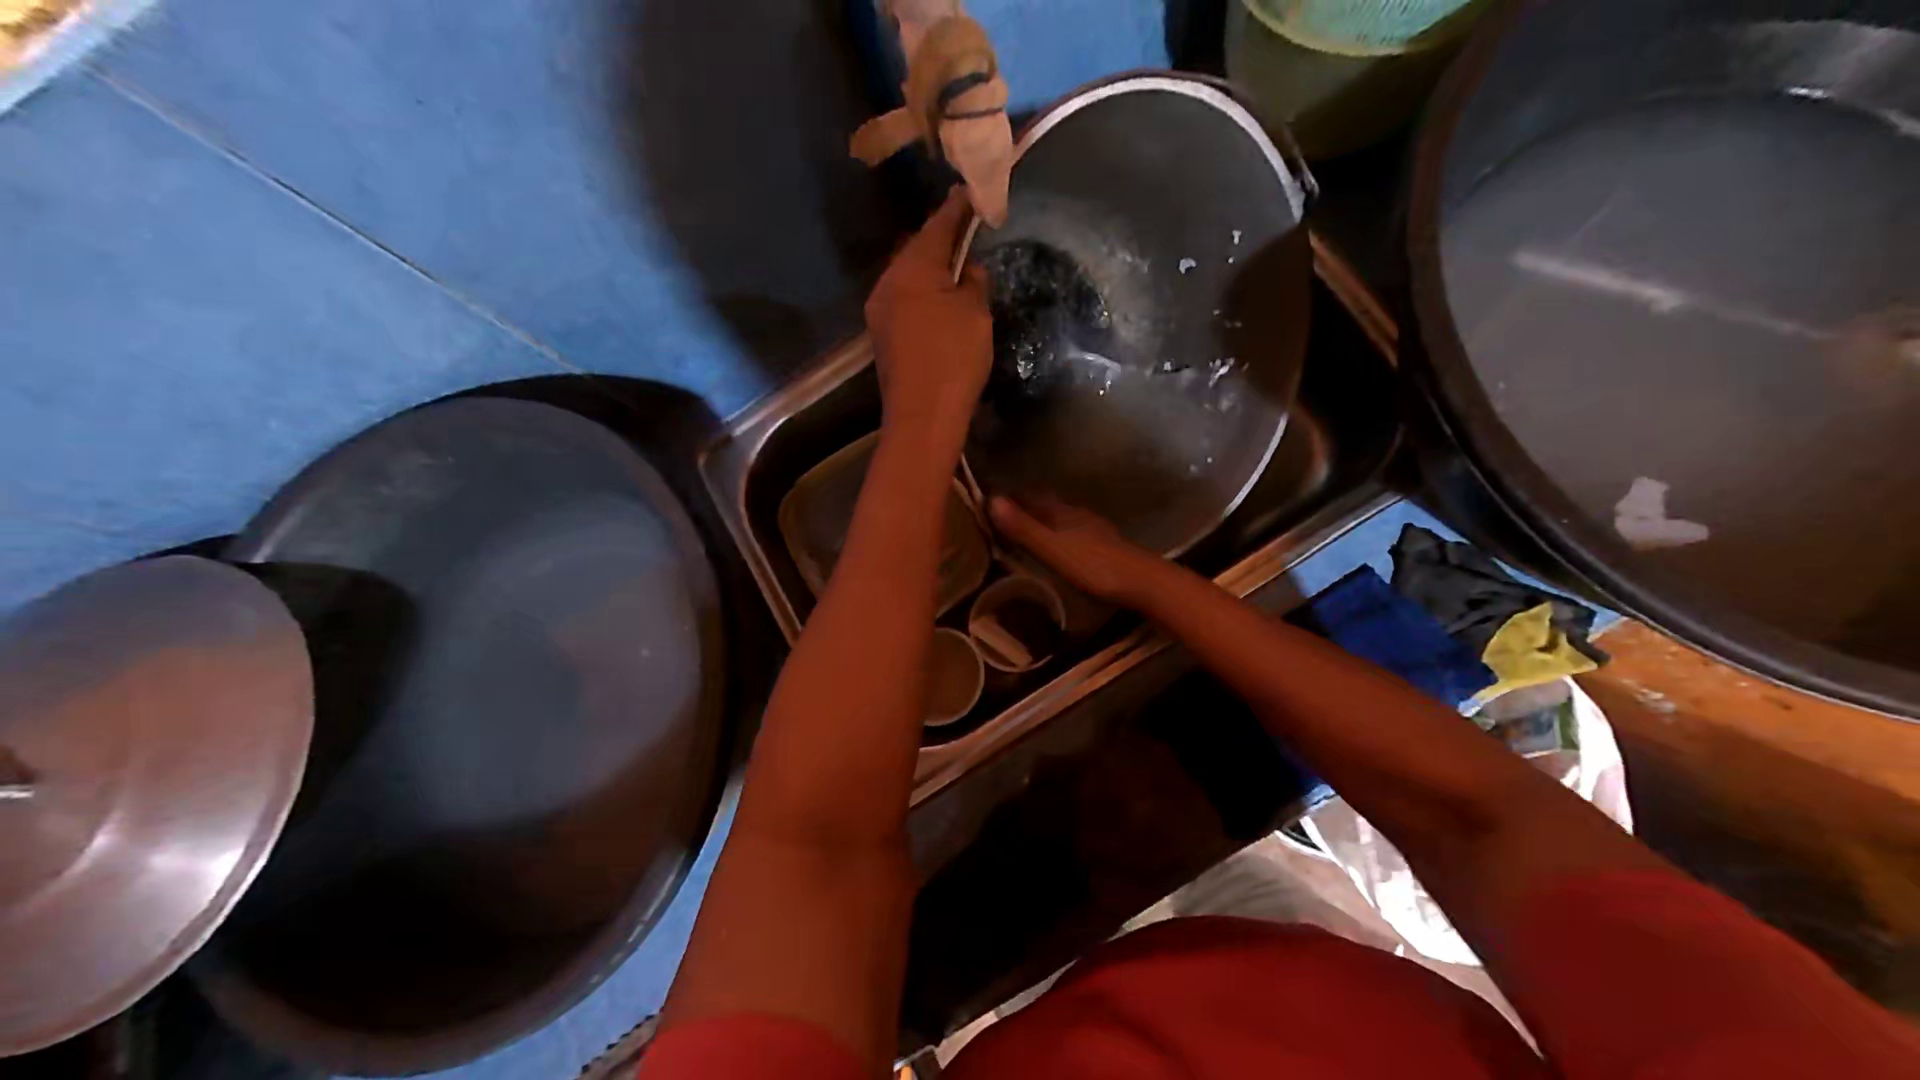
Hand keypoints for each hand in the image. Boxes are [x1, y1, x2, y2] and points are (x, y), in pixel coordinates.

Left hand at [865, 192, 992, 437]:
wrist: (922, 416)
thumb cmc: (954, 359)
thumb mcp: (975, 312)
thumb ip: (973, 281)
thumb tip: (968, 269)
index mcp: (912, 268)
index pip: (938, 225)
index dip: (958, 208)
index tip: (973, 192)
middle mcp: (888, 281)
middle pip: (918, 248)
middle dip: (943, 238)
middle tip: (969, 229)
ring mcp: (880, 310)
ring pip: (909, 276)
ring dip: (932, 268)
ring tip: (958, 265)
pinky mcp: (882, 335)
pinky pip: (905, 300)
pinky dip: (923, 293)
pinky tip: (940, 299)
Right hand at [988, 495, 1169, 605]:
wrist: (1140, 581)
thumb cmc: (1092, 565)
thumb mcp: (1051, 549)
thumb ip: (1023, 527)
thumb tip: (991, 498)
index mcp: (1062, 512)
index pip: (1031, 496)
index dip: (1012, 497)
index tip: (992, 501)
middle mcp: (1078, 514)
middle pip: (1048, 504)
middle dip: (1028, 507)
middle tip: (1007, 517)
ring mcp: (1095, 528)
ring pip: (1064, 517)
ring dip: (1046, 520)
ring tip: (1030, 531)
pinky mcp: (1107, 545)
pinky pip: (1076, 532)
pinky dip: (1062, 534)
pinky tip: (1063, 547)